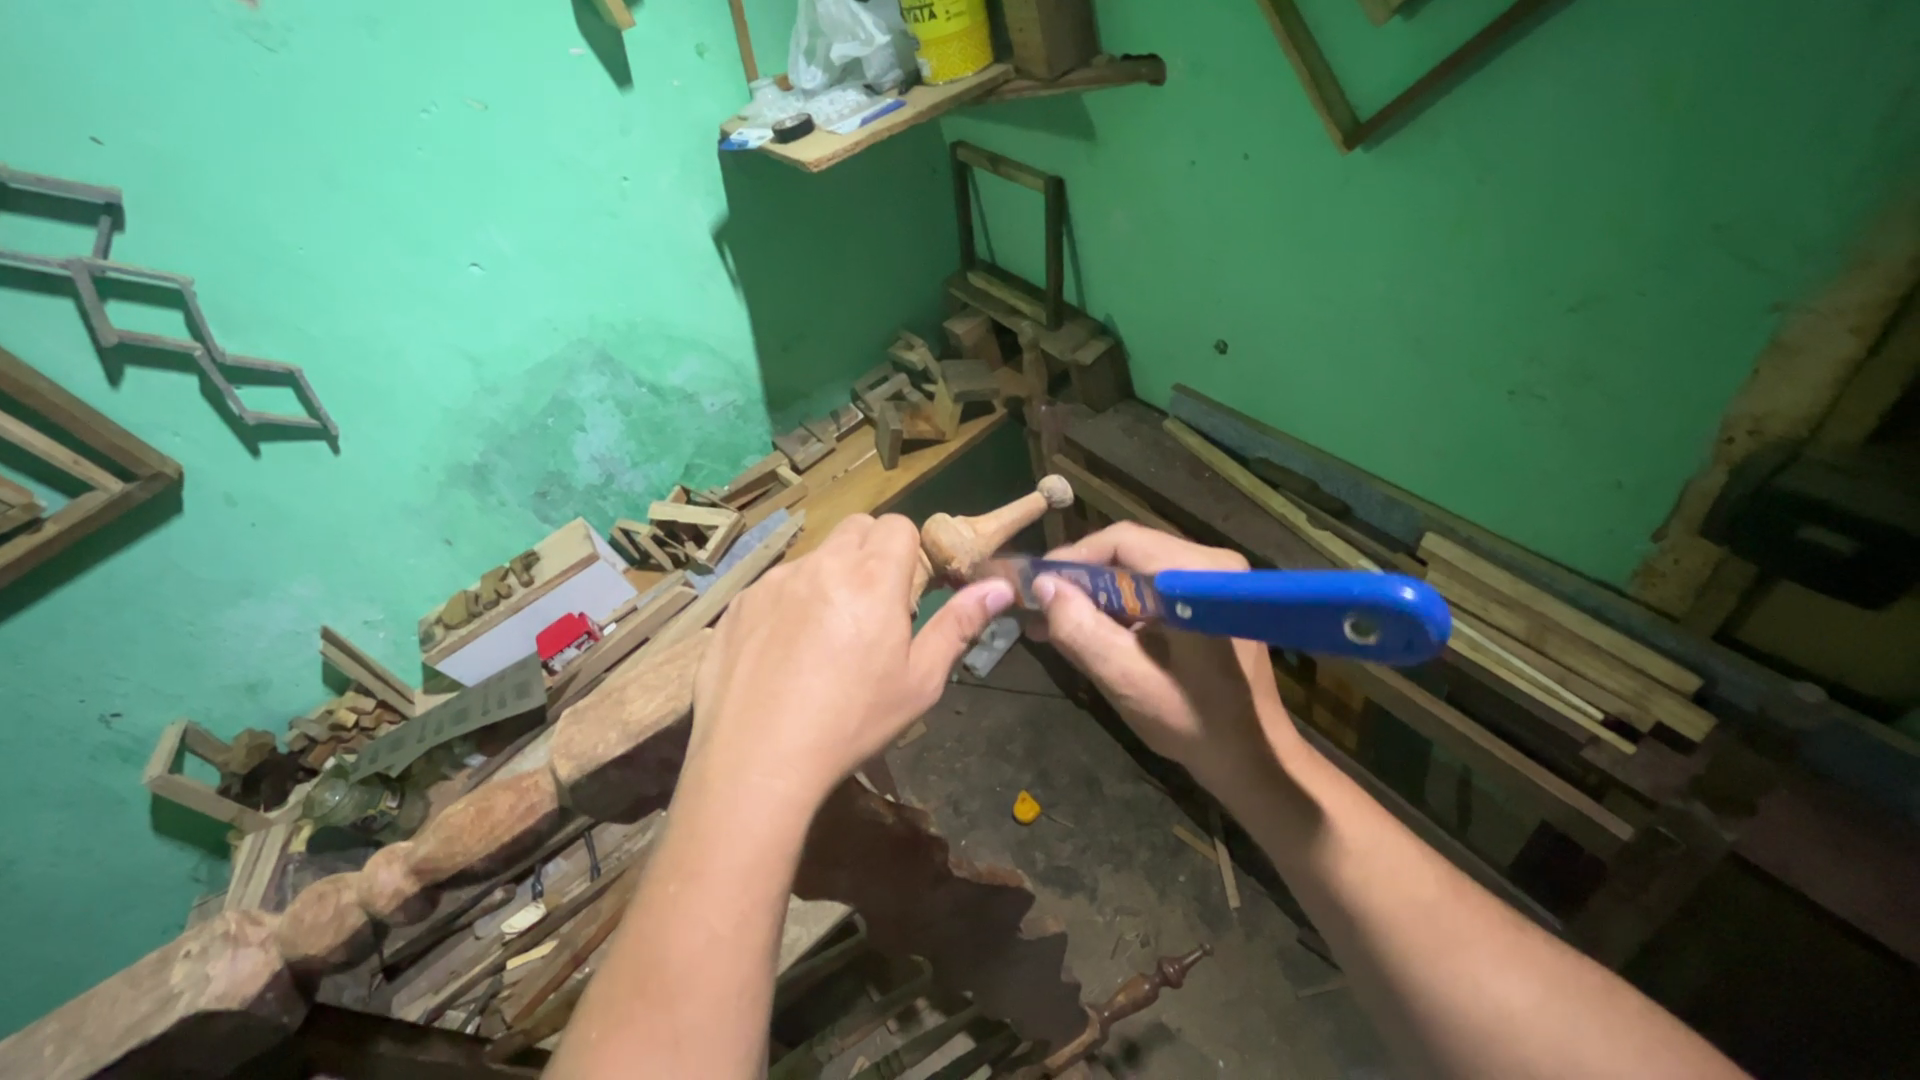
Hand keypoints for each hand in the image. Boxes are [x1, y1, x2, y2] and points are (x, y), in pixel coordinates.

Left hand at [690, 514, 1014, 806]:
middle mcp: (821, 565)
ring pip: (814, 557)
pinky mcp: (739, 604)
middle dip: (871, 553)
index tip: (908, 591)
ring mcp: (774, 582)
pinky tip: (784, 654)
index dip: (909, 550)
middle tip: (873, 607)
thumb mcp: (919, 681)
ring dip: (829, 578)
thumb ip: (959, 625)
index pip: (898, 524)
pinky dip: (789, 603)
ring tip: (824, 637)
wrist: (757, 758)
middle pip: (856, 528)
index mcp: (872, 578)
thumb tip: (999, 587)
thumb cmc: (852, 722)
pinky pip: (775, 586)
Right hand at [1033, 523, 1286, 784]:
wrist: (1254, 757)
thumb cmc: (1196, 723)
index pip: (1122, 542)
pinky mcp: (1210, 600)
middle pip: (1129, 553)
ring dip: (1097, 595)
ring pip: (1138, 571)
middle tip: (1039, 605)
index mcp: (1198, 576)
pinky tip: (1089, 631)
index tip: (1034, 584)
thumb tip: (1043, 587)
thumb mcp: (1128, 681)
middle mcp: (1212, 564)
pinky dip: (1120, 607)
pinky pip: (1153, 588)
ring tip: (1054, 622)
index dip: (1072, 559)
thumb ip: (1082, 631)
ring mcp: (1214, 581)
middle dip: (1081, 580)